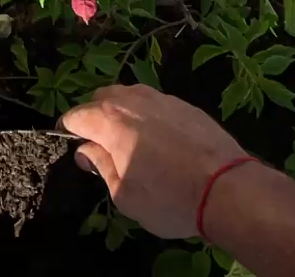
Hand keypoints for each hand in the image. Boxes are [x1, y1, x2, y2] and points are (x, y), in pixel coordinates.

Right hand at [60, 84, 252, 238]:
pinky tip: (160, 141)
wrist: (226, 187)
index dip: (67, 131)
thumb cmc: (168, 198)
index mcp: (108, 120)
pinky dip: (147, 117)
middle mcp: (129, 99)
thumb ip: (100, 166)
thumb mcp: (124, 195)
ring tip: (131, 142)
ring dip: (120, 114)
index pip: (74, 116)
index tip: (73, 147)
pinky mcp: (181, 103)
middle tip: (102, 146)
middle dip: (94, 119)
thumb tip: (86, 150)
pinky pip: (153, 104)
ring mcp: (157, 97)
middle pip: (99, 100)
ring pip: (127, 96)